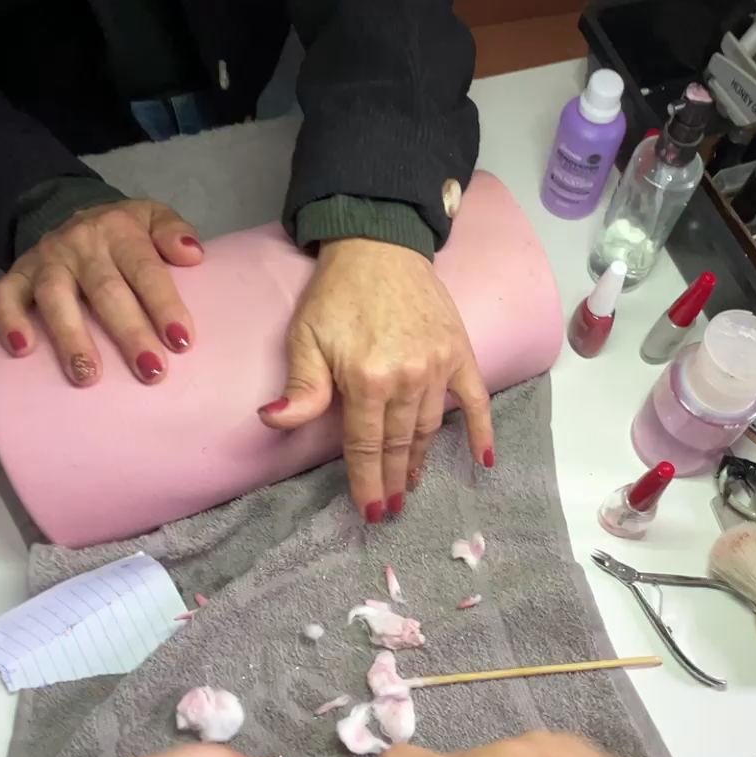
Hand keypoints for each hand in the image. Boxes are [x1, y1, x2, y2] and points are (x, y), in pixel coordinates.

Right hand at [0, 199, 204, 387]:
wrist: (76, 214)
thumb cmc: (129, 234)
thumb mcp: (155, 218)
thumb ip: (174, 231)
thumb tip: (192, 254)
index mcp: (121, 231)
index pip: (145, 270)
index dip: (164, 305)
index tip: (181, 341)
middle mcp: (81, 244)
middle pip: (106, 291)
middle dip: (129, 334)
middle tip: (150, 371)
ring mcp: (47, 260)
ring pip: (55, 298)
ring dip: (71, 339)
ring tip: (88, 377)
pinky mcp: (18, 273)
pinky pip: (5, 295)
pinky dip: (9, 321)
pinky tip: (22, 350)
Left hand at [259, 237, 494, 521]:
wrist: (379, 245)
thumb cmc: (336, 293)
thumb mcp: (305, 337)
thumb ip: (300, 387)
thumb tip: (273, 422)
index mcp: (366, 379)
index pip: (366, 445)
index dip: (366, 482)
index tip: (370, 511)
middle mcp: (407, 378)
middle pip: (399, 443)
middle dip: (393, 480)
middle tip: (390, 509)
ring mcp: (439, 367)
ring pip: (429, 427)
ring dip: (421, 460)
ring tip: (412, 483)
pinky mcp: (460, 353)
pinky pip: (474, 400)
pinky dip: (481, 431)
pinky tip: (483, 460)